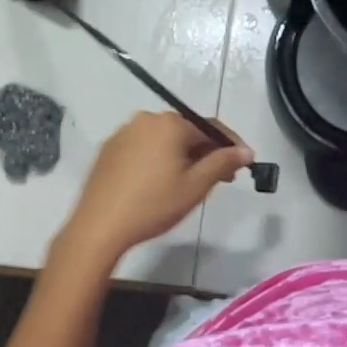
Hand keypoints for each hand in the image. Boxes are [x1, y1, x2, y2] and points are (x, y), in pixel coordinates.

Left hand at [60, 112, 253, 262]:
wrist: (99, 226)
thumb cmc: (154, 205)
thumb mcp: (196, 186)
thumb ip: (223, 163)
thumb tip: (246, 151)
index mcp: (170, 124)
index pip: (211, 128)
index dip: (232, 145)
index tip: (246, 164)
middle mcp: (146, 119)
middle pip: (187, 132)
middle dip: (207, 152)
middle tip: (221, 178)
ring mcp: (123, 133)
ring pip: (165, 140)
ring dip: (183, 156)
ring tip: (191, 183)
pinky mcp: (109, 149)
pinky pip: (145, 148)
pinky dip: (160, 159)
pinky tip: (161, 183)